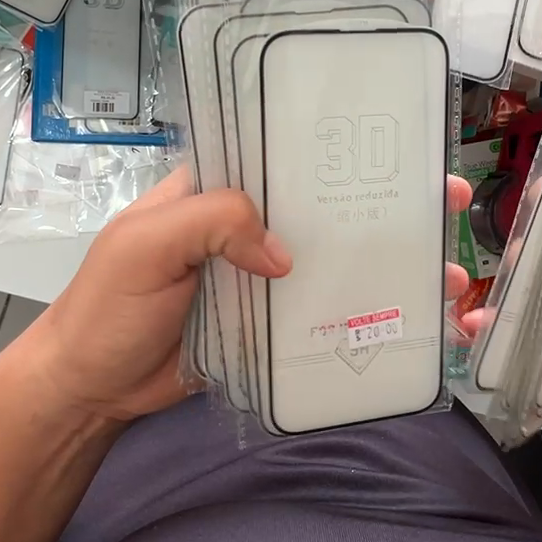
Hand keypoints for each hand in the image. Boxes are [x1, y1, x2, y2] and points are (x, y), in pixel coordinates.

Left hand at [26, 168, 473, 423]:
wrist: (92, 392)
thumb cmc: (107, 309)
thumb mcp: (144, 247)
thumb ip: (210, 223)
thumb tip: (285, 254)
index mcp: (216, 191)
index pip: (283, 154)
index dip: (339, 150)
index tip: (398, 149)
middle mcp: (246, 228)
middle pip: (326, 207)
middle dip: (387, 205)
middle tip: (448, 203)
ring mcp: (261, 278)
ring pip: (334, 261)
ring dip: (389, 263)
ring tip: (447, 273)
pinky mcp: (270, 325)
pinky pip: (323, 312)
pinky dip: (365, 313)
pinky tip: (413, 320)